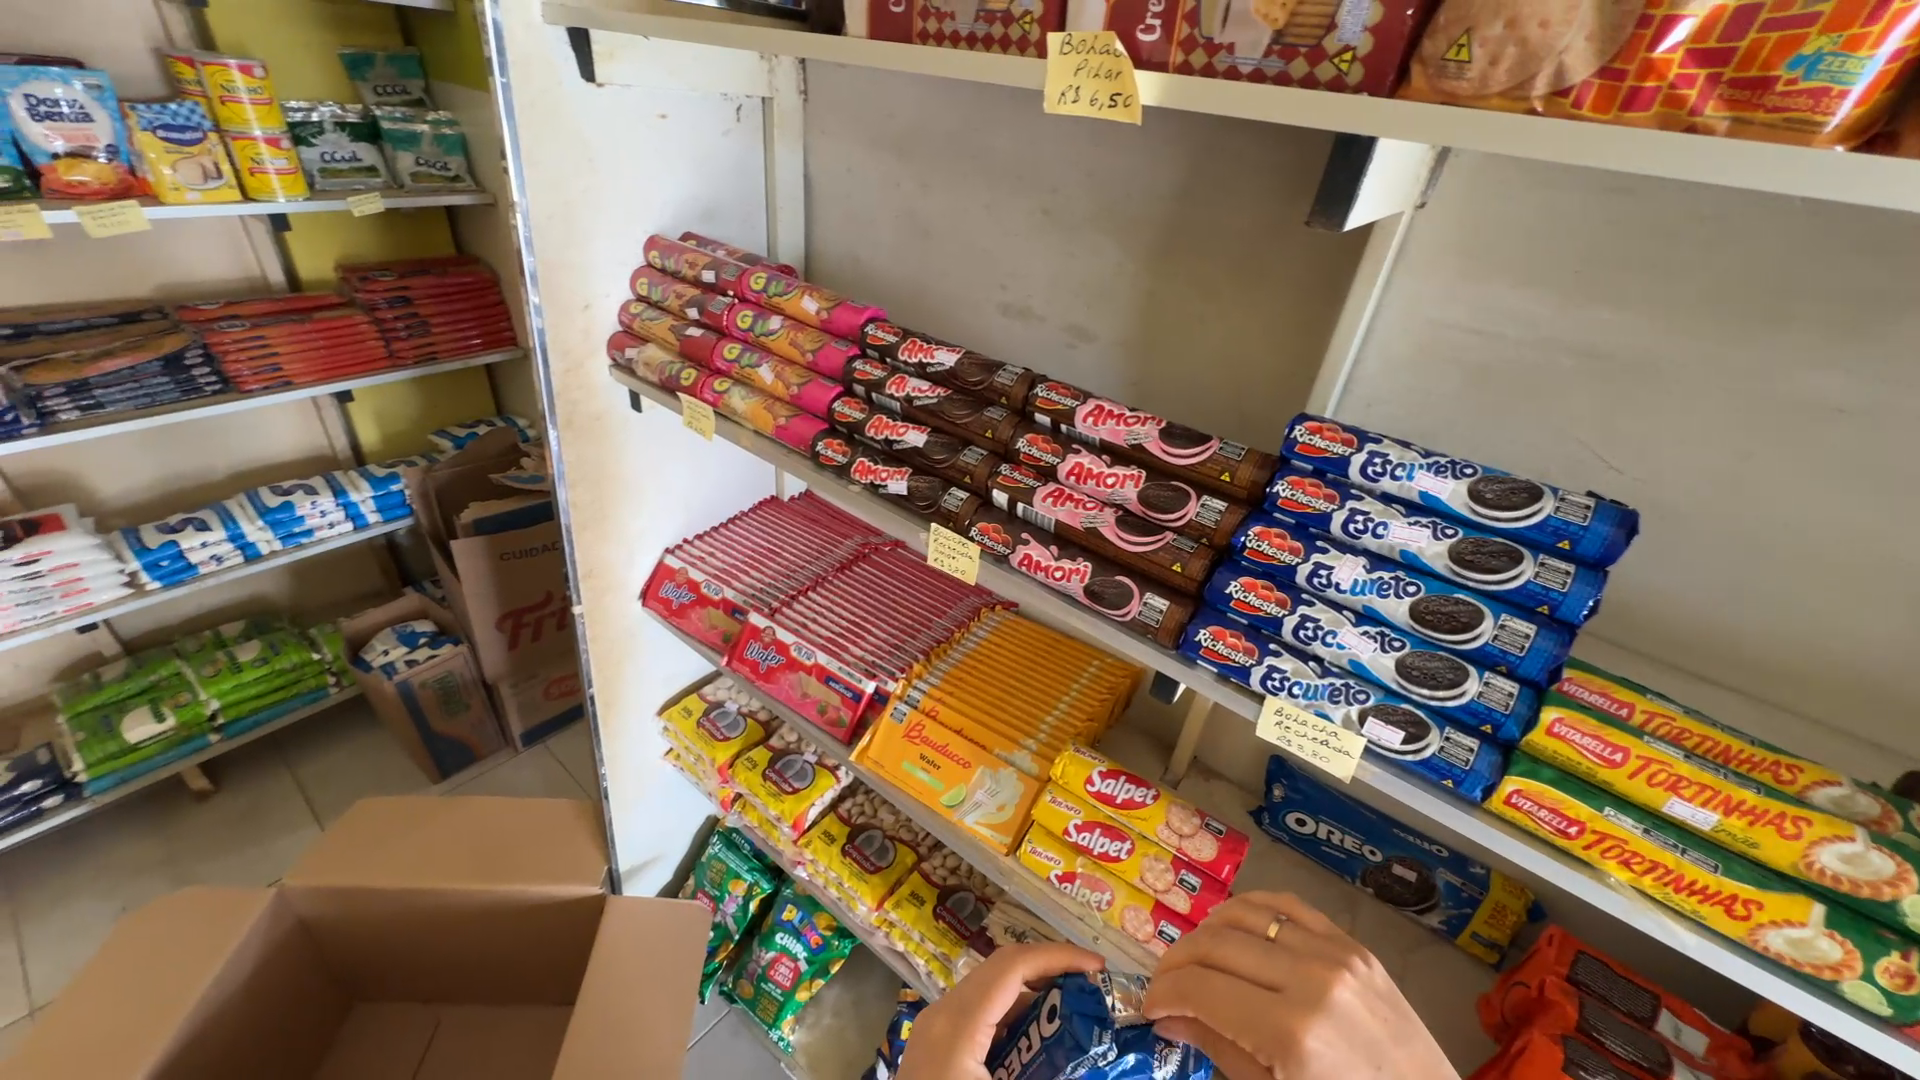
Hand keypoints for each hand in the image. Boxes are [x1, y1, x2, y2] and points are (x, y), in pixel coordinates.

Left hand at [897, 942, 1104, 1079]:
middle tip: (1092, 988)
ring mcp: (934, 1028)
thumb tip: (1095, 1064)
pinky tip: (1038, 1041)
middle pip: (1001, 971)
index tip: (1098, 966)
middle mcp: (942, 1014)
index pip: (1012, 966)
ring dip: (1032, 994)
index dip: (1058, 957)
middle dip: (1050, 971)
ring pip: (989, 990)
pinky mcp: (934, 1046)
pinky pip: (978, 1014)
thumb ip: (1054, 1071)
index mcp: (957, 1025)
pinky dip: (1012, 1016)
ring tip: (1073, 1013)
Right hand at [1144, 892, 1457, 1079]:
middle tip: (1162, 986)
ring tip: (1193, 959)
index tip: (1148, 1008)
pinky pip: (1286, 905)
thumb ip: (1218, 1049)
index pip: (1199, 989)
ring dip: (1205, 932)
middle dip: (1175, 964)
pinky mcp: (1354, 945)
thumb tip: (1166, 1017)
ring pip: (1243, 914)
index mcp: (1291, 1033)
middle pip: (1214, 945)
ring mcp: (1337, 955)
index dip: (1162, 994)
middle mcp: (1311, 980)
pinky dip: (1249, 910)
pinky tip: (1232, 929)